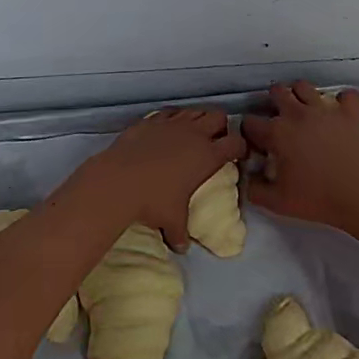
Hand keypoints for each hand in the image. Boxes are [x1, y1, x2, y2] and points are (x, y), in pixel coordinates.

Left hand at [67, 107, 246, 250]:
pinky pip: (170, 112)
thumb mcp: (172, 220)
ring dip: (198, 119)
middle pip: (219, 117)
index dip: (240, 147)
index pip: (236, 143)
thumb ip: (180, 232)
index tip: (237, 155)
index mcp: (207, 156)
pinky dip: (174, 118)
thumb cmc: (153, 201)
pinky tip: (167, 130)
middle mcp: (194, 134)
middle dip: (221, 127)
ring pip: (195, 110)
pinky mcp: (151, 120)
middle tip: (215, 141)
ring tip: (192, 133)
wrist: (118, 181)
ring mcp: (172, 123)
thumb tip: (181, 247)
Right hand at [242, 82, 358, 234]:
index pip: (250, 122)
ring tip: (303, 111)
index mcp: (277, 133)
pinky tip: (339, 113)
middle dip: (272, 103)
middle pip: (276, 92)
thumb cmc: (318, 199)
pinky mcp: (349, 112)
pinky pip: (345, 96)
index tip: (257, 144)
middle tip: (279, 121)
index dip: (250, 133)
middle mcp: (298, 113)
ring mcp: (325, 110)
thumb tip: (248, 179)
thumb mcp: (277, 202)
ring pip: (304, 86)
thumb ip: (254, 189)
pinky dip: (341, 101)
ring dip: (299, 95)